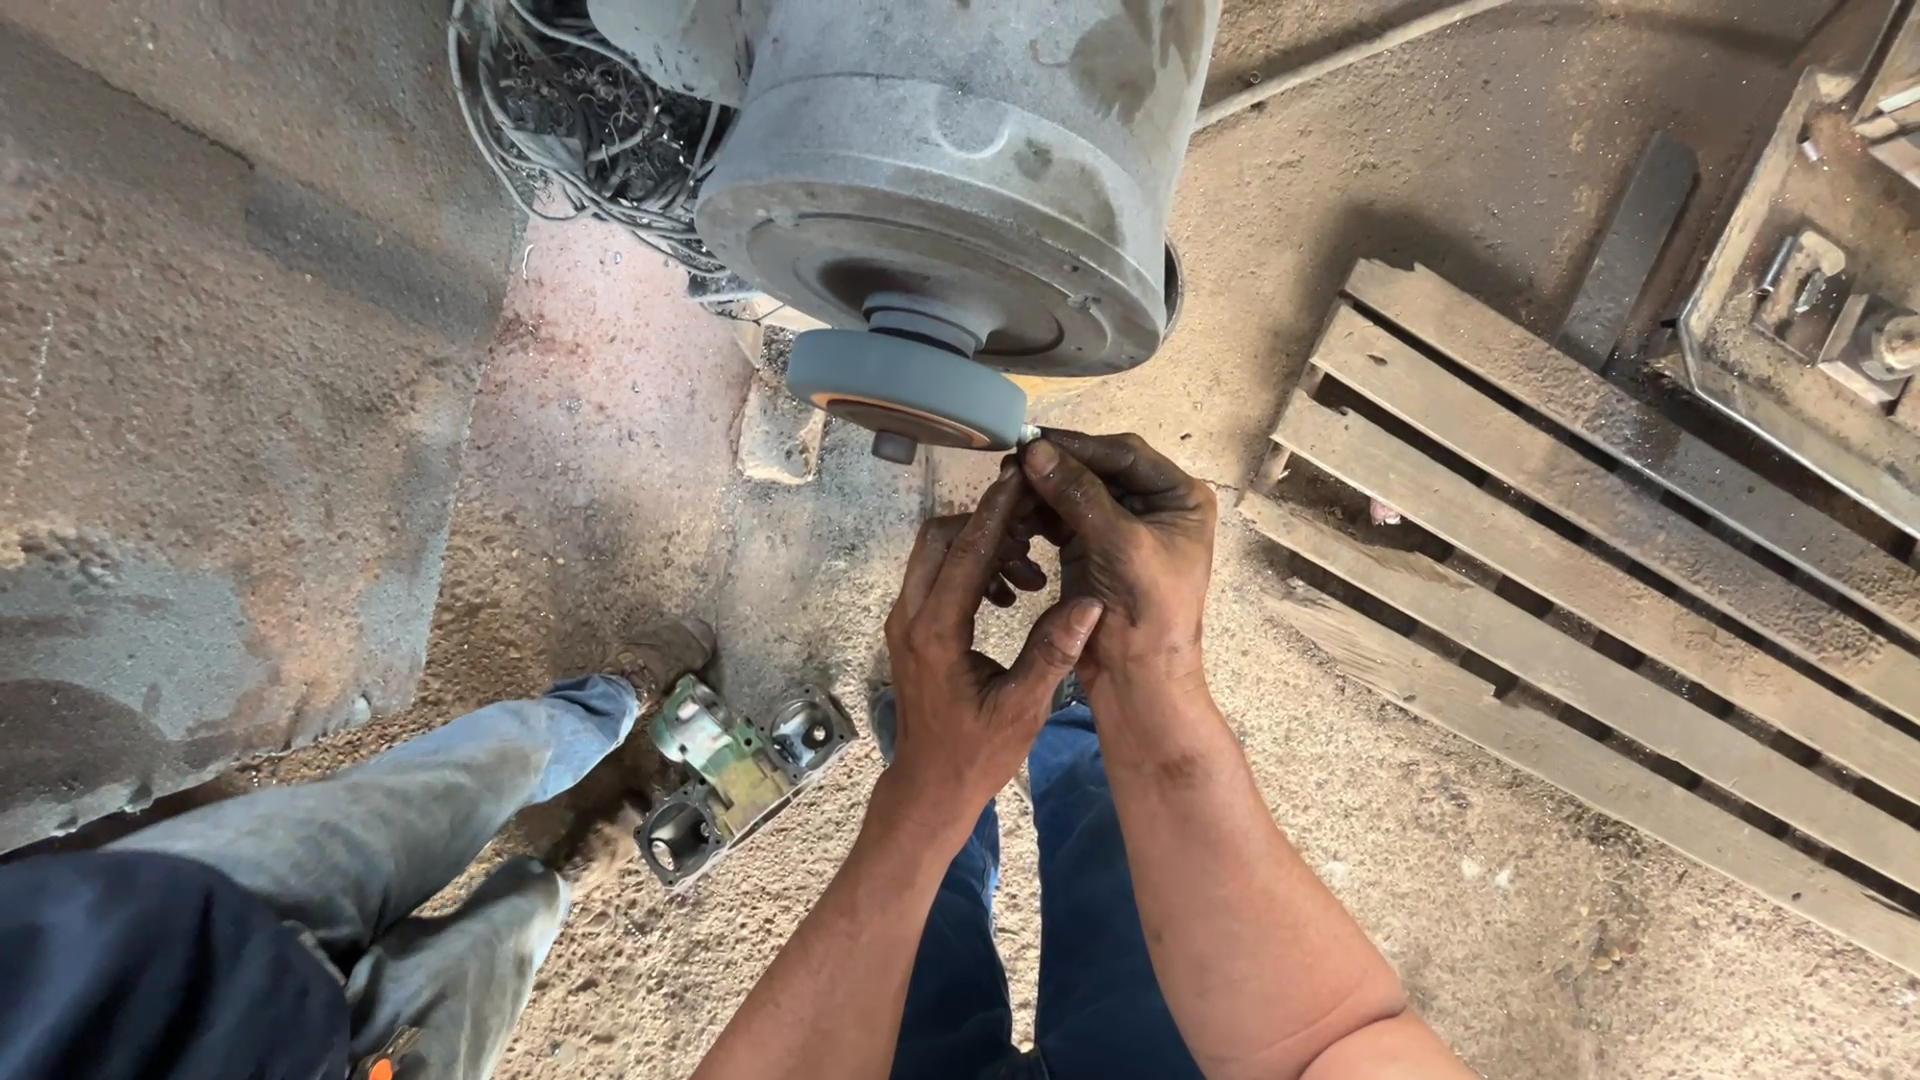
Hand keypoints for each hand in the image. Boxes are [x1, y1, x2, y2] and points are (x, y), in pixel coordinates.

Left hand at [879, 466, 1105, 842]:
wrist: (929, 784)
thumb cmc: (976, 753)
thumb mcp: (1022, 708)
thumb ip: (1052, 652)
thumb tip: (1091, 604)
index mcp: (935, 633)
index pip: (964, 554)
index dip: (996, 513)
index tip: (1023, 479)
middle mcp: (909, 617)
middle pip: (938, 539)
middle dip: (986, 524)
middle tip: (1036, 530)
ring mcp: (904, 621)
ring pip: (935, 555)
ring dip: (982, 549)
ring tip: (1031, 574)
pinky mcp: (910, 628)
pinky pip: (936, 578)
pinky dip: (972, 570)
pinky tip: (1010, 593)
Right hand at [1017, 431, 1216, 693]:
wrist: (1136, 675)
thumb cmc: (1147, 609)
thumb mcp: (1119, 543)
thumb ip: (1079, 494)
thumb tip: (1035, 451)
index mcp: (1177, 497)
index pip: (1124, 455)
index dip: (1080, 445)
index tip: (1035, 440)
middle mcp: (1149, 505)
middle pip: (1095, 470)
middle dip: (1055, 468)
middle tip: (1014, 463)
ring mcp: (1116, 527)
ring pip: (1073, 493)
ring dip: (1041, 491)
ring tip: (1008, 486)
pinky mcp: (1088, 547)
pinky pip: (1059, 518)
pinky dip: (1037, 515)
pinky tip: (1014, 513)